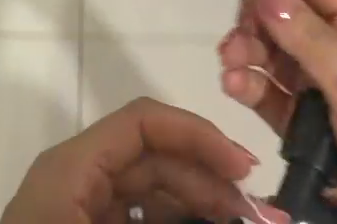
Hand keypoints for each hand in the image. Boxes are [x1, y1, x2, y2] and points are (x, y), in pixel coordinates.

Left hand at [0, 97, 261, 223]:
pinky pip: (138, 220)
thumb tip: (247, 219)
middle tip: (264, 216)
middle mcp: (75, 181)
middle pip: (154, 160)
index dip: (198, 135)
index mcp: (72, 169)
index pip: (143, 123)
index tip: (245, 169)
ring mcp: (78, 213)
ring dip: (200, 208)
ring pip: (151, 195)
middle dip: (211, 184)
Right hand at [217, 0, 336, 223]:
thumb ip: (312, 41)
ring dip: (247, 51)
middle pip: (289, 16)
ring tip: (232, 67)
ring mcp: (323, 94)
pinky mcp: (306, 131)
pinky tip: (235, 87)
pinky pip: (270, 96)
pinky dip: (248, 86)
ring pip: (273, 55)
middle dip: (257, 16)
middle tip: (238, 38)